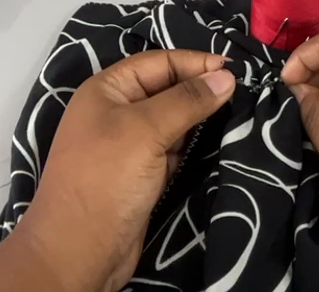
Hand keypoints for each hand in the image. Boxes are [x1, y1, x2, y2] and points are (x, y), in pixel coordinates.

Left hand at [0, 49, 234, 291]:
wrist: (77, 255)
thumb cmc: (106, 179)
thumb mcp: (145, 131)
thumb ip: (187, 101)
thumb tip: (226, 76)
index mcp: (108, 89)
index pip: (158, 62)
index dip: (195, 63)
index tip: (233, 68)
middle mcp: (116, 110)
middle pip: (166, 88)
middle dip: (199, 88)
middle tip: (241, 90)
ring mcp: (128, 144)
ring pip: (171, 119)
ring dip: (199, 117)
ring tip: (237, 111)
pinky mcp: (141, 173)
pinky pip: (172, 148)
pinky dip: (192, 144)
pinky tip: (217, 140)